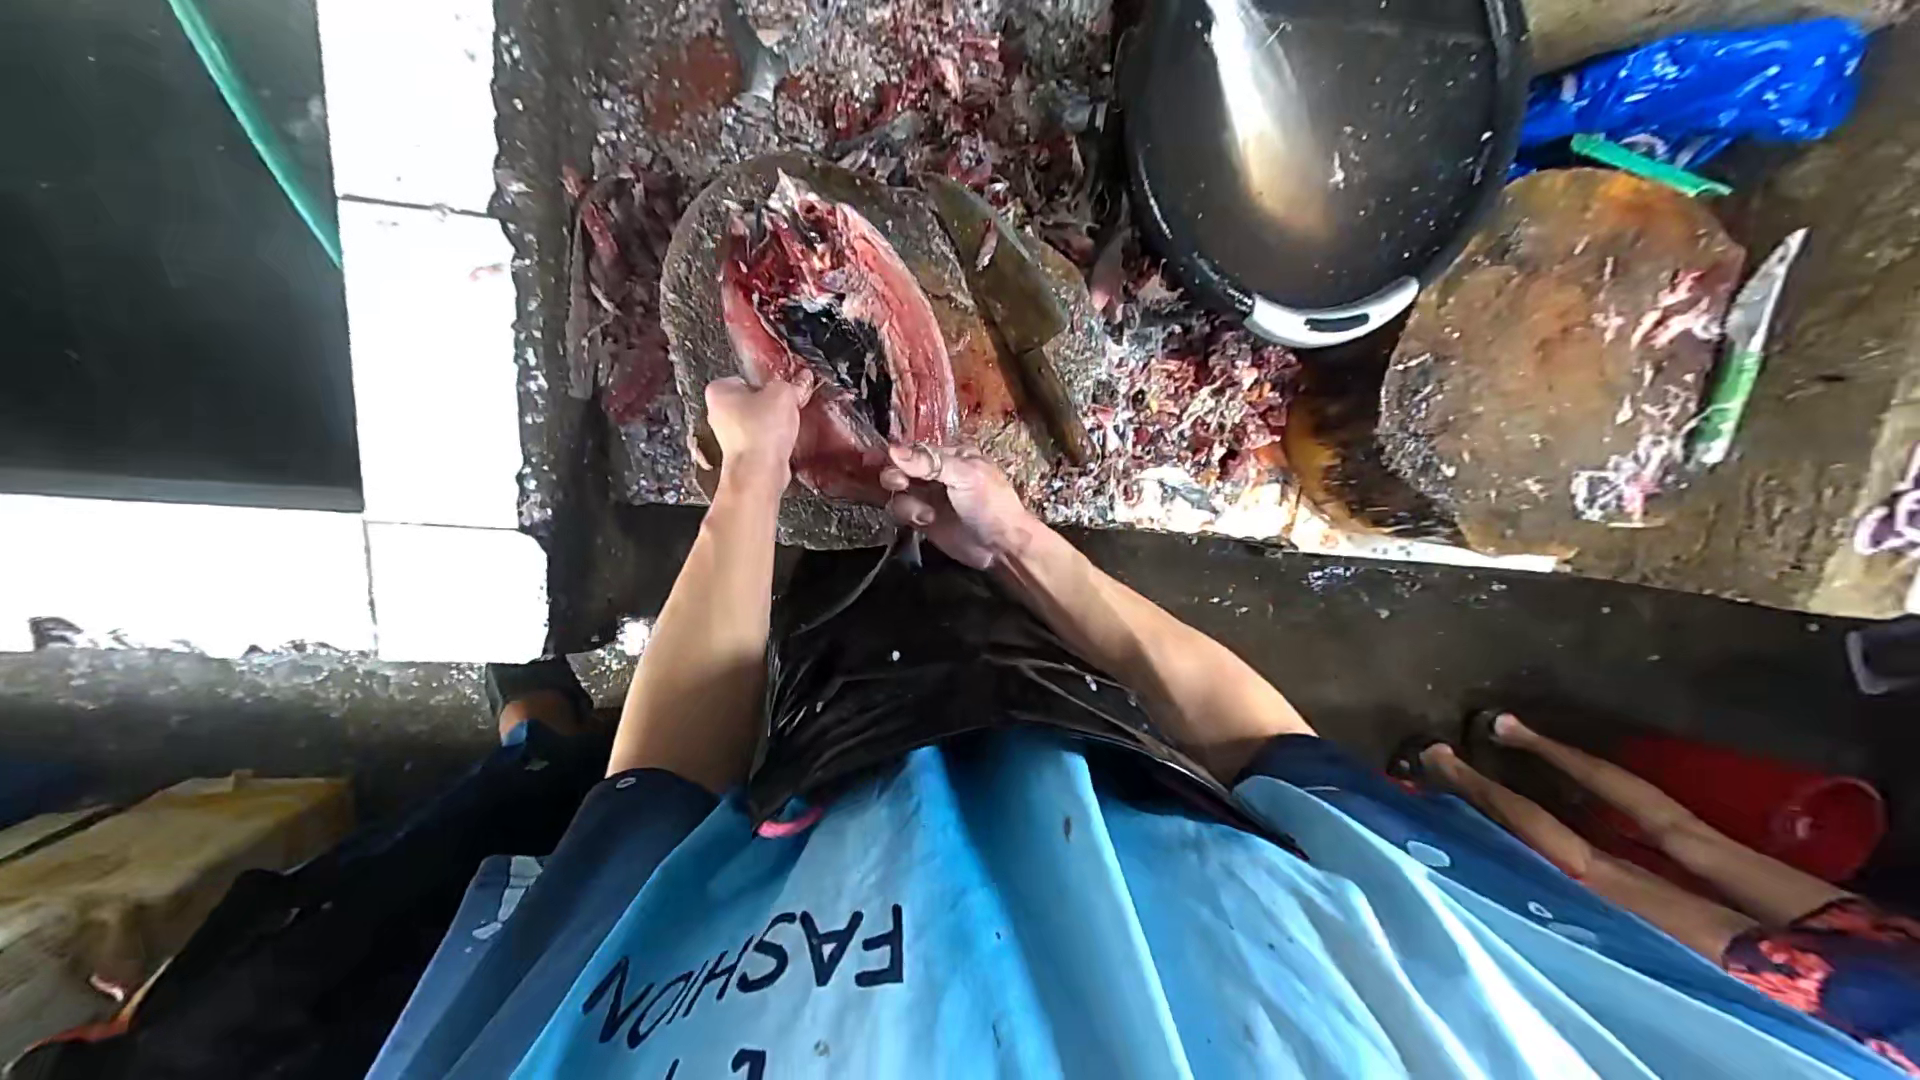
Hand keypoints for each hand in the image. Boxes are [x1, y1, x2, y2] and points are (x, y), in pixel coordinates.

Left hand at [705, 376, 805, 490]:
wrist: (759, 471)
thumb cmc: (759, 432)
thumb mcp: (784, 395)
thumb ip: (794, 384)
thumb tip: (802, 379)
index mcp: (718, 391)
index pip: (746, 379)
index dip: (768, 383)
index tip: (782, 389)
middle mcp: (717, 414)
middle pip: (752, 401)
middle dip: (771, 405)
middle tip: (787, 407)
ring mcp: (729, 437)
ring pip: (758, 423)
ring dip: (774, 425)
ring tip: (787, 427)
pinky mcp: (743, 455)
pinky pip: (762, 442)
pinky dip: (773, 442)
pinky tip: (783, 443)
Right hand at [881, 443, 1038, 568]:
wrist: (1001, 546)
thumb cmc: (990, 504)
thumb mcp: (965, 475)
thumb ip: (930, 462)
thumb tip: (894, 449)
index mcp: (950, 456)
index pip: (914, 449)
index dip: (896, 455)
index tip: (879, 460)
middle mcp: (935, 473)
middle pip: (900, 468)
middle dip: (895, 477)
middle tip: (899, 485)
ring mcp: (928, 496)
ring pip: (897, 491)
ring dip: (905, 501)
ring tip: (925, 514)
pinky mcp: (922, 518)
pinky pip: (901, 510)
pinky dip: (908, 514)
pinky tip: (926, 521)